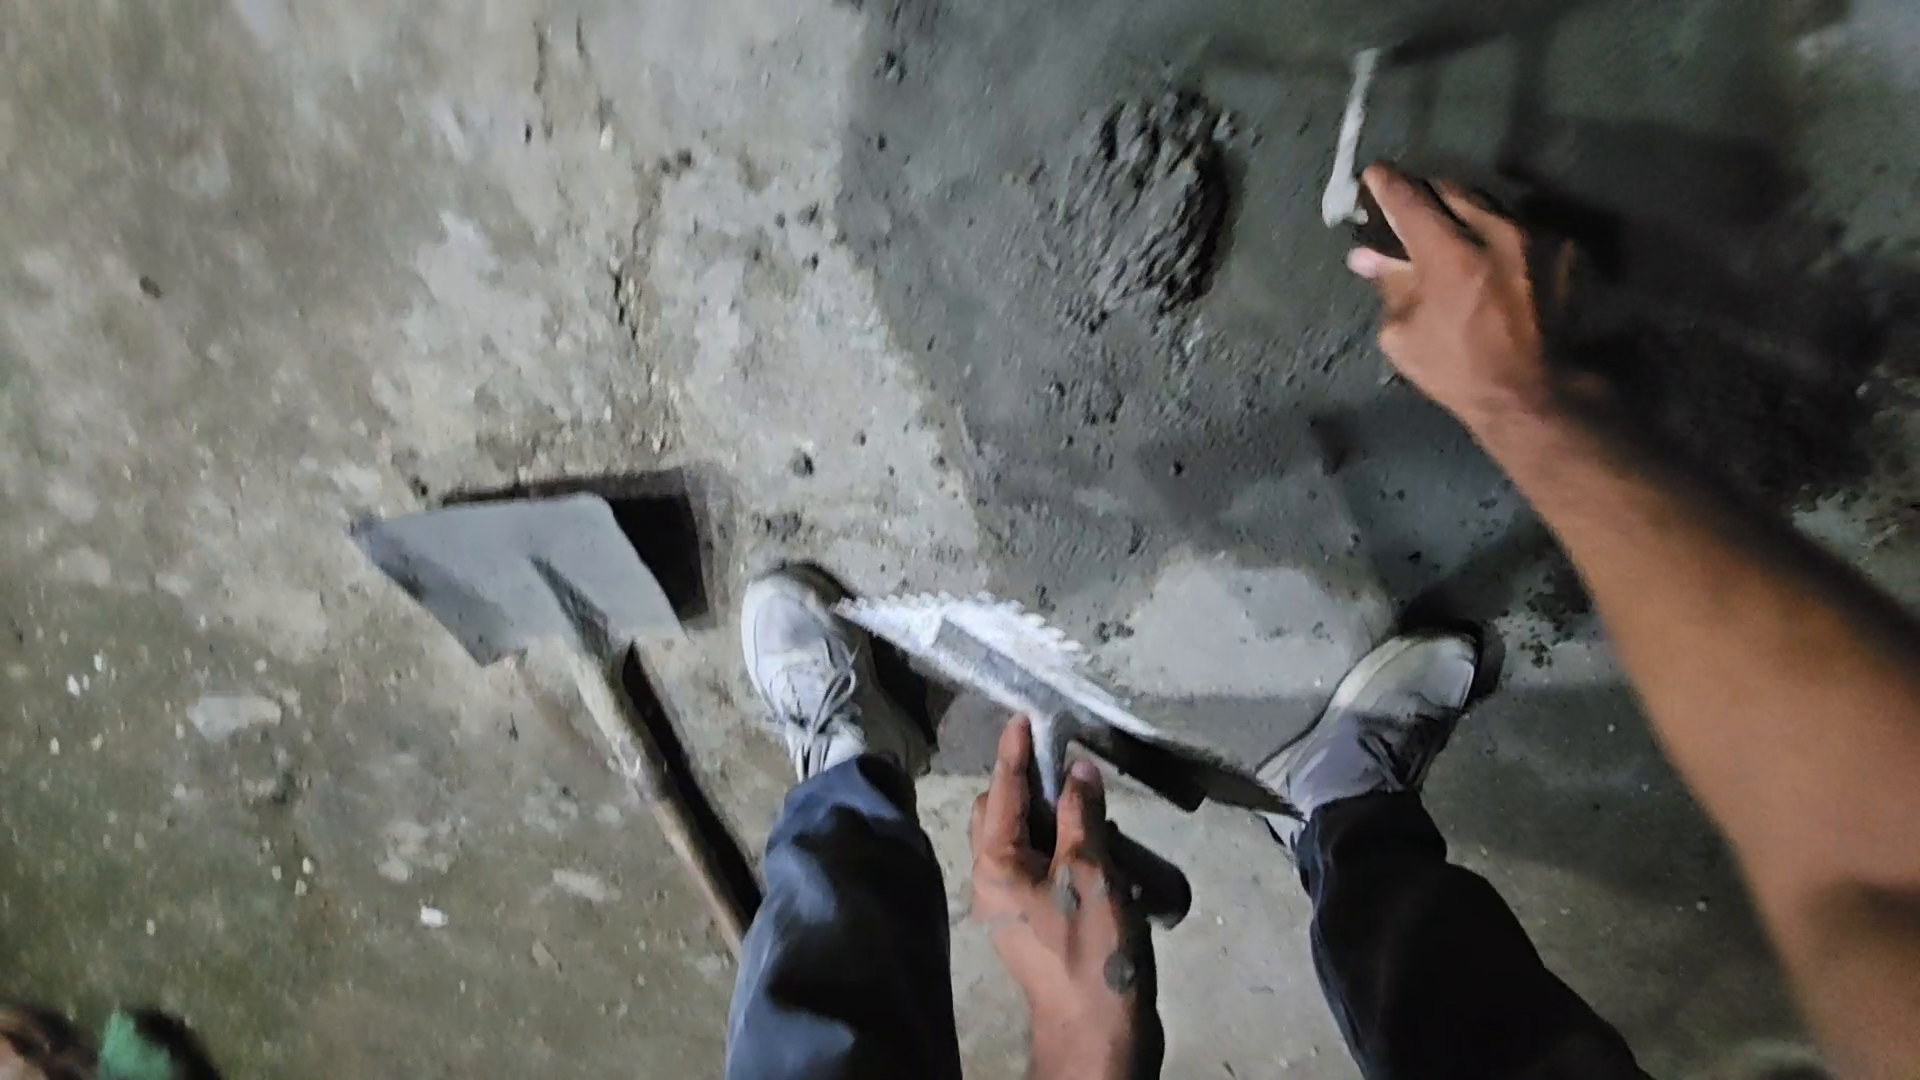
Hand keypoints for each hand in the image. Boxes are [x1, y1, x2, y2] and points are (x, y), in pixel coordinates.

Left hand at [970, 717, 1157, 1079]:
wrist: (1098, 1038)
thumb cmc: (1091, 951)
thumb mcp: (1091, 873)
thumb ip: (1080, 815)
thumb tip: (1078, 769)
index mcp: (994, 863)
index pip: (1001, 790)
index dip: (1013, 752)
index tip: (1023, 717)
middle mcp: (991, 877)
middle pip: (1001, 811)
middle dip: (1030, 785)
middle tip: (1066, 768)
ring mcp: (1010, 900)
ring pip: (1021, 837)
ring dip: (1050, 815)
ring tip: (1086, 805)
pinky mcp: (1032, 916)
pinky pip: (1038, 863)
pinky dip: (1060, 845)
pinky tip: (1093, 845)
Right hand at [1347, 164, 1561, 433]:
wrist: (1534, 390)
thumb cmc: (1454, 368)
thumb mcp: (1402, 335)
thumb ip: (1390, 285)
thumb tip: (1368, 256)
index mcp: (1449, 255)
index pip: (1410, 202)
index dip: (1387, 185)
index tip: (1373, 173)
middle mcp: (1496, 232)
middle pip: (1453, 191)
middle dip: (1425, 194)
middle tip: (1407, 204)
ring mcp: (1536, 237)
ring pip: (1490, 204)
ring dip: (1462, 211)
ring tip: (1447, 227)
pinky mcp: (1564, 249)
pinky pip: (1519, 227)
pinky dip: (1494, 235)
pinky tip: (1487, 257)